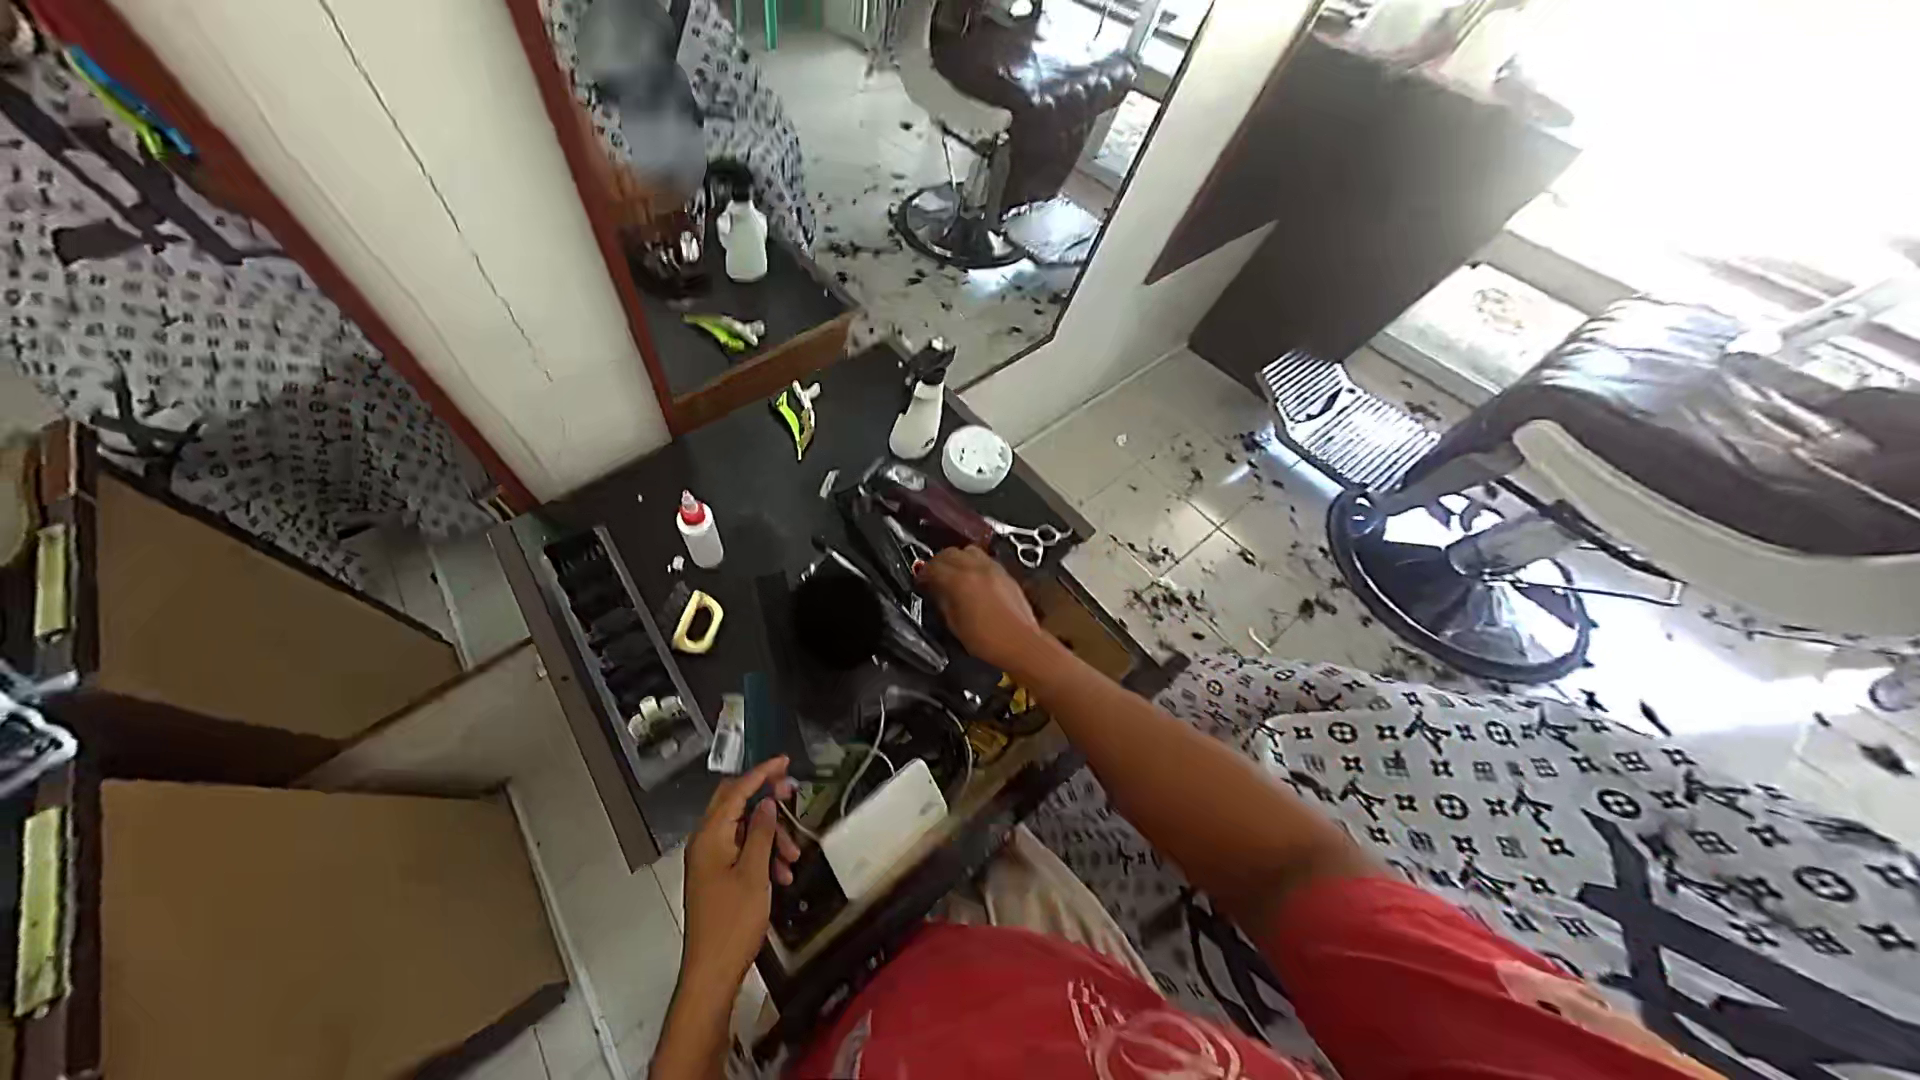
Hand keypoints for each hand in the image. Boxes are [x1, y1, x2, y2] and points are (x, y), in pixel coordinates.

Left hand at [680, 757, 802, 989]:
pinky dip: (763, 854)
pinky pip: (742, 850)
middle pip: (735, 804)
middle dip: (766, 799)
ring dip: (770, 835)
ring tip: (793, 856)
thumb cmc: (733, 922)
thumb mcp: (754, 873)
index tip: (784, 761)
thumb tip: (766, 802)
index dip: (761, 773)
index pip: (737, 791)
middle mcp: (705, 842)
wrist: (712, 973)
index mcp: (710, 837)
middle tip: (792, 796)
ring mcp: (709, 860)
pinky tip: (783, 873)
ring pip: (743, 829)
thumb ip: (760, 832)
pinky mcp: (717, 876)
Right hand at [917, 546, 1049, 673]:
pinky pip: (984, 559)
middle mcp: (976, 568)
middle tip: (932, 575)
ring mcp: (993, 568)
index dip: (922, 574)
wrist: (1021, 643)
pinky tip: (971, 577)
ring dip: (956, 559)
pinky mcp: (1005, 573)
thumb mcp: (954, 624)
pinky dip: (973, 563)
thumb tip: (935, 590)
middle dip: (937, 562)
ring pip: (968, 550)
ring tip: (952, 573)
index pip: (932, 567)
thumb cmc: (988, 640)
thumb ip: (942, 601)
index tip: (920, 582)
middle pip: (949, 552)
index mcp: (959, 581)